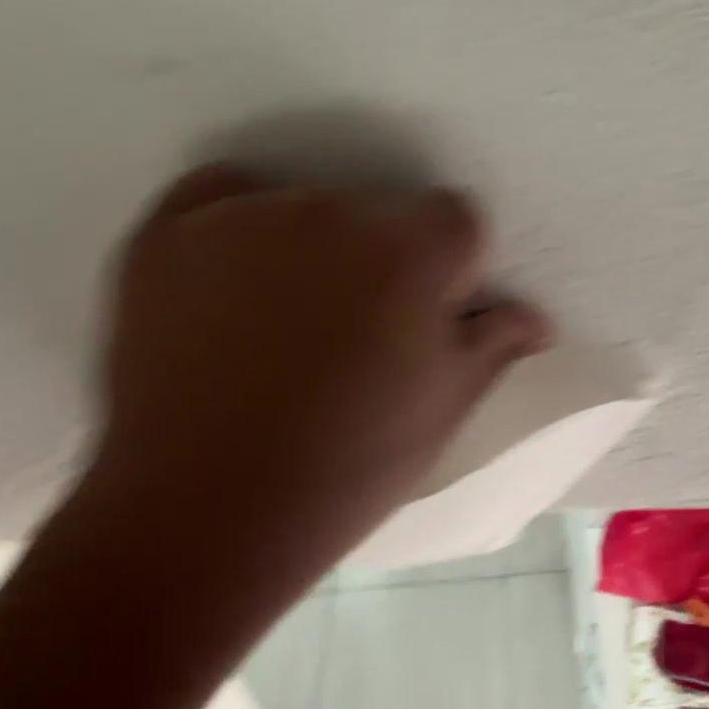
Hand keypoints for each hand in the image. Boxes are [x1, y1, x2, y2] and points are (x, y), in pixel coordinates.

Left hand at [89, 164, 551, 560]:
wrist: (202, 515)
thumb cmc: (345, 469)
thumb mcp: (441, 411)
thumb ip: (492, 345)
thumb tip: (537, 319)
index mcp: (409, 254)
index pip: (454, 217)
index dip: (447, 267)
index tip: (421, 315)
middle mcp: (332, 211)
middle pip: (374, 215)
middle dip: (375, 261)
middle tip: (345, 333)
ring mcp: (246, 216)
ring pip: (301, 208)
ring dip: (304, 249)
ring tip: (273, 327)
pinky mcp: (170, 229)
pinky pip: (221, 193)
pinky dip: (229, 223)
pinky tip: (225, 281)